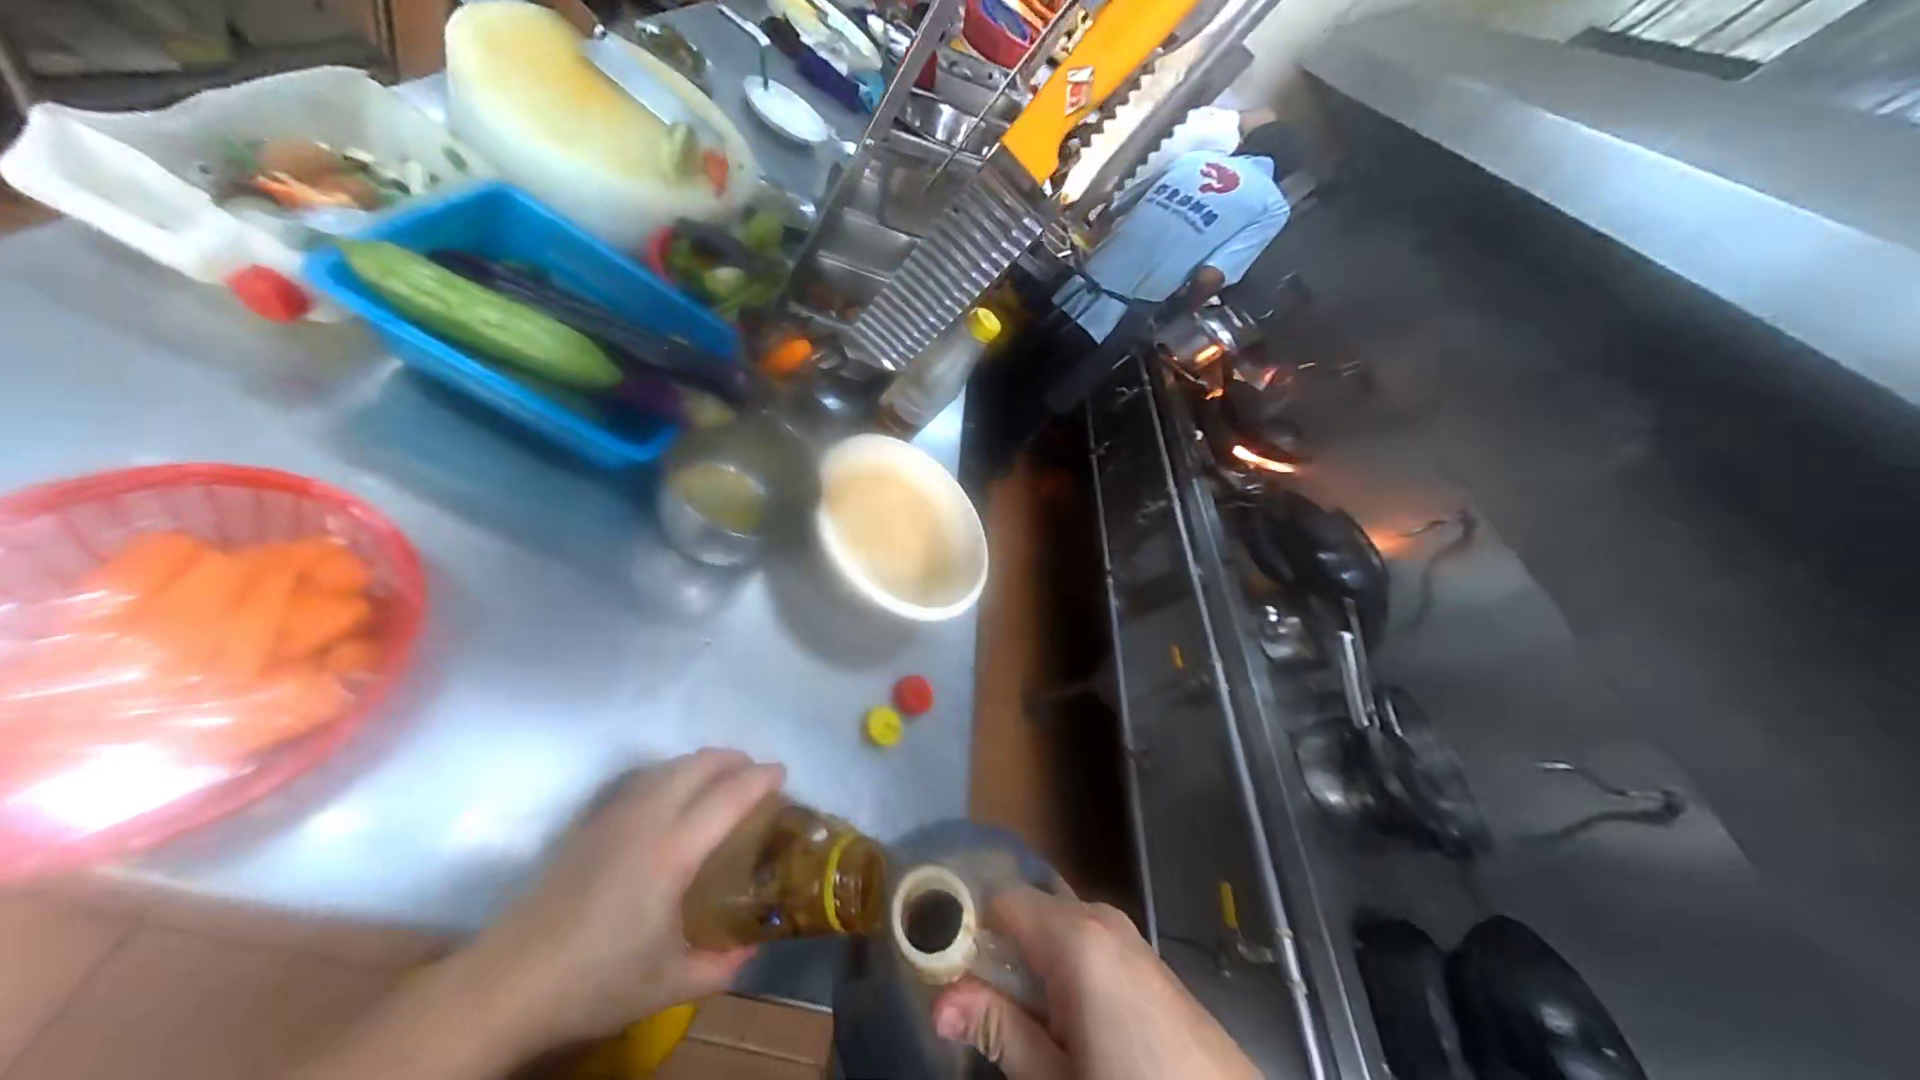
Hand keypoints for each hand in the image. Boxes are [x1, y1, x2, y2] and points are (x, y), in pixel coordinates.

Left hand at [470, 749, 785, 1044]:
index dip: (759, 778)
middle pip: (697, 765)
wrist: (504, 985)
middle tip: (755, 771)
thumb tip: (751, 950)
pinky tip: (669, 798)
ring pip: (666, 767)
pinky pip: (640, 780)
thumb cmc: (594, 981)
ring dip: (699, 763)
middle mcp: (646, 820)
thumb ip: (720, 966)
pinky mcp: (587, 825)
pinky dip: (668, 775)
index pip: (728, 796)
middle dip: (732, 758)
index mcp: (672, 851)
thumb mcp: (669, 984)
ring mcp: (612, 817)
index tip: (782, 772)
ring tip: (718, 780)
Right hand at [930, 887, 1258, 1079]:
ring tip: (1025, 1025)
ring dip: (1030, 965)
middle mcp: (1100, 918)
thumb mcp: (1057, 1077)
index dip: (968, 933)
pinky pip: (1084, 944)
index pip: (999, 901)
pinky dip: (1062, 969)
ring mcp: (1127, 935)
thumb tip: (939, 1004)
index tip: (947, 974)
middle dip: (998, 954)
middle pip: (1027, 912)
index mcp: (1075, 936)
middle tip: (981, 1011)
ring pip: (1055, 929)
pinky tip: (1067, 1022)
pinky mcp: (1143, 957)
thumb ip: (998, 1031)